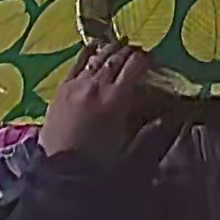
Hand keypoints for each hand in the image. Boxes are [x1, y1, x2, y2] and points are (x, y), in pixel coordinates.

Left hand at [39, 43, 151, 162]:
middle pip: (118, 57)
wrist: (57, 174)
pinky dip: (89, 50)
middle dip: (130, 51)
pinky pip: (78, 62)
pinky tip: (95, 44)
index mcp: (116, 98)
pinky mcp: (63, 87)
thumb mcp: (125, 151)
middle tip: (138, 51)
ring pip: (100, 56)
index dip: (145, 58)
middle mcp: (99, 84)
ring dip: (113, 49)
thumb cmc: (94, 164)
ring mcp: (79, 84)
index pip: (135, 65)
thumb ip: (146, 134)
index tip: (151, 59)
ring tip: (121, 45)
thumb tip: (162, 120)